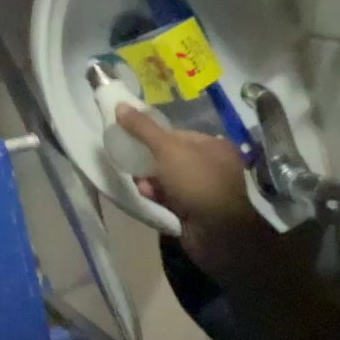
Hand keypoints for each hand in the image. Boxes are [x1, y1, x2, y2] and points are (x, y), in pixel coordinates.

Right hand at [116, 103, 275, 276]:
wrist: (220, 235)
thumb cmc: (198, 181)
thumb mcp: (167, 148)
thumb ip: (142, 128)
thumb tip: (119, 104)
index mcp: (212, 146)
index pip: (175, 134)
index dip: (152, 135)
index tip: (131, 137)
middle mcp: (210, 167)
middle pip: (169, 158)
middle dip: (148, 161)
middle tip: (130, 160)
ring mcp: (203, 192)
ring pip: (167, 180)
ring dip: (150, 181)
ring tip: (138, 183)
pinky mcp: (194, 214)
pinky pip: (169, 200)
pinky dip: (156, 198)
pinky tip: (146, 196)